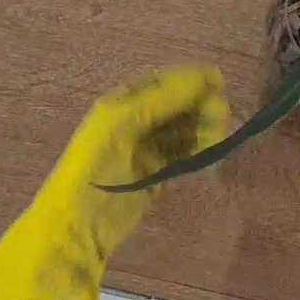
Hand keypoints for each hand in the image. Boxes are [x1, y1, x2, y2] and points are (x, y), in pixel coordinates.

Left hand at [0, 66, 227, 299]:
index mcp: (124, 102)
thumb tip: (209, 76)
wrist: (79, 223)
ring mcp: (149, 146)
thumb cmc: (95, 166)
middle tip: (219, 122)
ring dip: (205, 130)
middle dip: (202, 107)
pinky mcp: (159, 171)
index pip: (165, 80)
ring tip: (214, 145)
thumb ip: (164, 98)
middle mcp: (138, 119)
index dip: (192, 78)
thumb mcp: (125, 122)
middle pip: (180, 102)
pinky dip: (201, 151)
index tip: (220, 82)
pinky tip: (209, 156)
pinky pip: (187, 152)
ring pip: (187, 127)